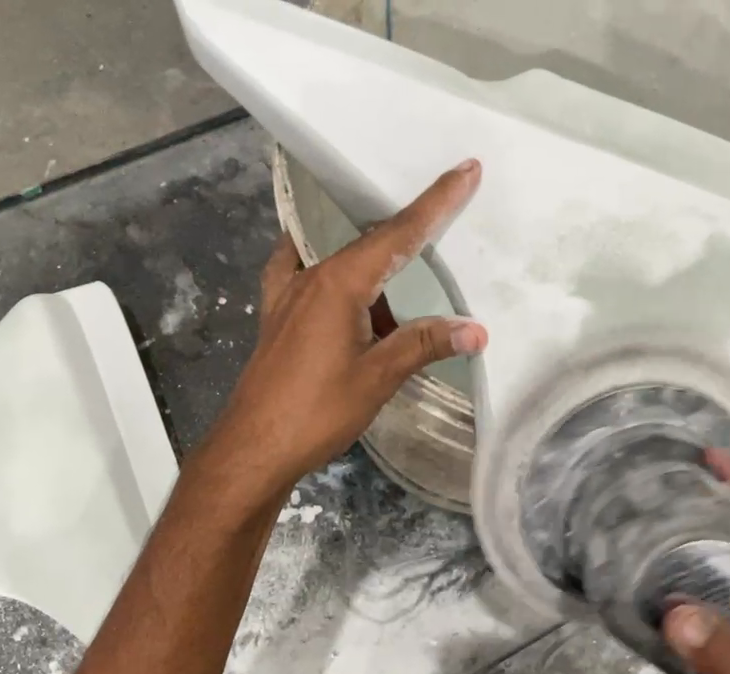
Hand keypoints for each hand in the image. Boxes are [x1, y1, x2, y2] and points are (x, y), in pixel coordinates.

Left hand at [199, 159, 488, 496]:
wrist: (254, 447)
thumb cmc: (317, 411)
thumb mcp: (377, 377)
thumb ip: (424, 345)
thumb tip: (475, 330)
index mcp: (338, 282)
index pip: (398, 234)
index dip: (436, 203)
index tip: (466, 171)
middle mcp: (310, 276)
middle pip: (367, 242)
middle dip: (407, 233)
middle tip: (441, 223)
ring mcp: (288, 294)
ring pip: (339, 261)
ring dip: (373, 265)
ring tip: (405, 279)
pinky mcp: (278, 316)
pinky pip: (307, 276)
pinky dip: (333, 275)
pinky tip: (342, 289)